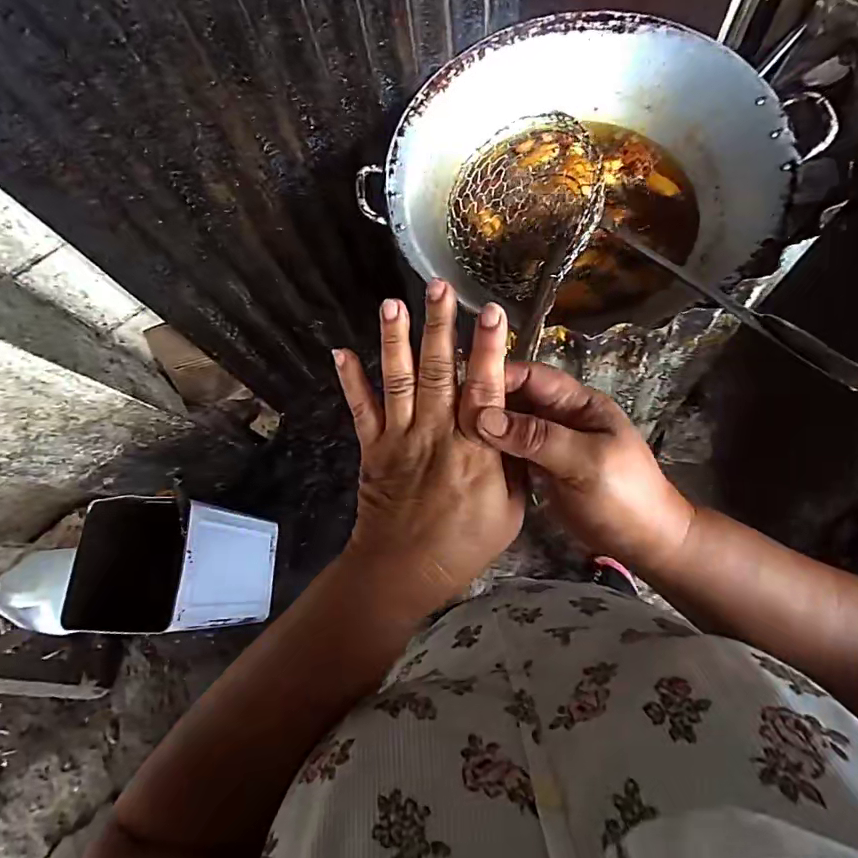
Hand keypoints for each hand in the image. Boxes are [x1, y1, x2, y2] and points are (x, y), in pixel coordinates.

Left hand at [333, 280, 522, 605]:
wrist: (404, 571)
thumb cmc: (466, 543)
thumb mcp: (512, 509)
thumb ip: (514, 463)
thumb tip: (516, 425)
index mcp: (477, 448)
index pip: (484, 387)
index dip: (488, 347)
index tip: (490, 312)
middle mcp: (437, 433)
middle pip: (438, 371)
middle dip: (439, 326)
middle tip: (438, 287)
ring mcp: (401, 438)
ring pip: (399, 380)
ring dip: (395, 340)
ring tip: (392, 304)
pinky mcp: (373, 448)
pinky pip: (361, 409)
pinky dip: (350, 380)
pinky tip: (340, 351)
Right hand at [466, 362, 694, 569]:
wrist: (647, 542)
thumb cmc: (625, 496)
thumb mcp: (586, 462)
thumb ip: (538, 437)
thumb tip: (484, 416)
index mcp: (579, 402)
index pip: (532, 376)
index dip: (498, 376)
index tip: (461, 388)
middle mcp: (561, 416)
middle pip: (517, 398)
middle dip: (485, 401)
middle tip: (445, 412)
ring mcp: (551, 443)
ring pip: (511, 424)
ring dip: (485, 427)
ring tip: (447, 432)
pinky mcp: (543, 468)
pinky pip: (512, 451)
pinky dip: (492, 451)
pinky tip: (467, 457)